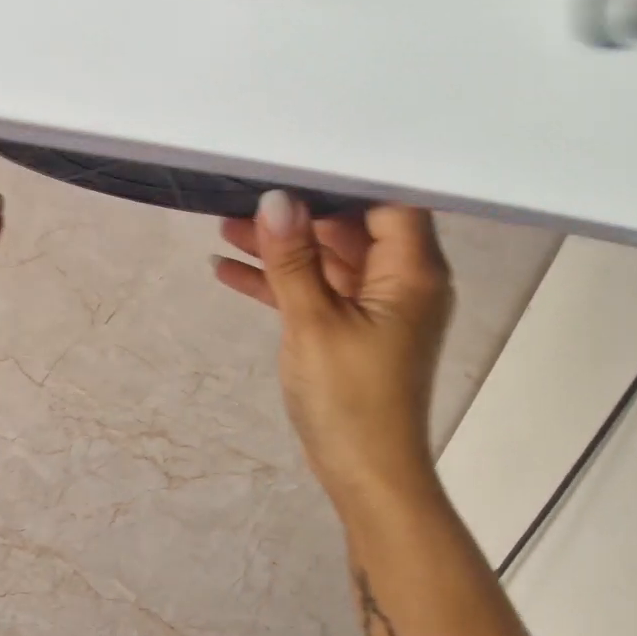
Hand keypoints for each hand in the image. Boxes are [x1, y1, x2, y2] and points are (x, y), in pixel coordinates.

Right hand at [213, 192, 454, 507]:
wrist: (364, 468)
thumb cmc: (348, 396)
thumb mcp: (313, 324)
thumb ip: (293, 262)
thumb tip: (275, 202)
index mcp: (412, 271)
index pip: (385, 202)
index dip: (341, 182)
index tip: (290, 167)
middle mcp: (402, 282)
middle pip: (351, 230)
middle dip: (298, 217)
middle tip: (242, 199)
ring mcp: (376, 309)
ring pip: (326, 264)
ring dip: (281, 251)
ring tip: (224, 232)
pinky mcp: (352, 333)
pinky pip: (315, 295)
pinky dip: (280, 285)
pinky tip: (233, 274)